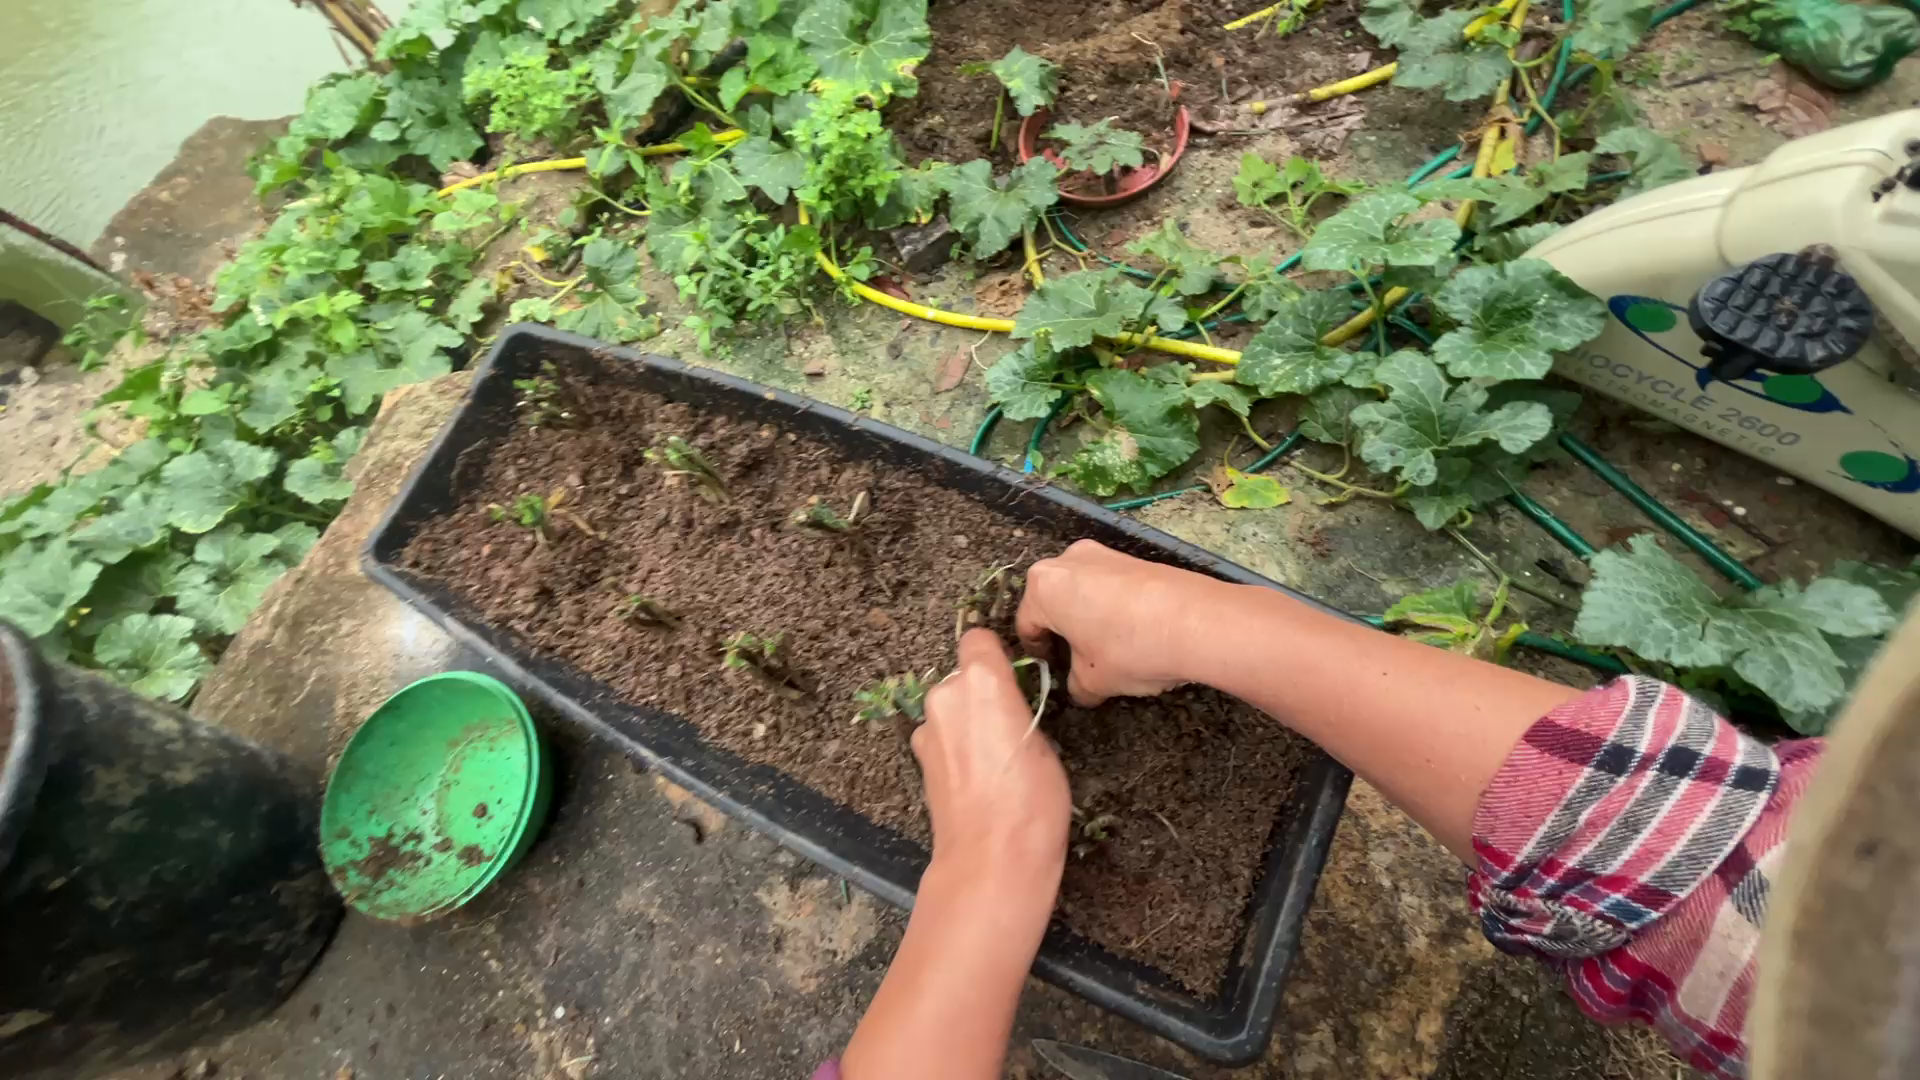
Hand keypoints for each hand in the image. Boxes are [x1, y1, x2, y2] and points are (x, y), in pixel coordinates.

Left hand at [913, 630, 1070, 883]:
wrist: (992, 858)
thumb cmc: (1033, 800)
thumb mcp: (1043, 741)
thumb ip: (1018, 708)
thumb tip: (1008, 707)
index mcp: (982, 681)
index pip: (978, 639)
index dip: (994, 655)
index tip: (1012, 677)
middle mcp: (946, 694)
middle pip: (963, 676)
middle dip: (981, 693)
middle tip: (1008, 727)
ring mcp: (927, 727)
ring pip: (950, 707)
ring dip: (966, 720)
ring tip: (993, 760)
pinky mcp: (918, 757)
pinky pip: (940, 735)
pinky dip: (954, 746)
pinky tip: (974, 777)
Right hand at [1015, 539, 1224, 705]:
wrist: (1198, 621)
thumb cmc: (1130, 648)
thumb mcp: (1094, 680)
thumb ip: (1076, 685)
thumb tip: (1079, 688)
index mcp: (1043, 586)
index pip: (1026, 624)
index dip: (1036, 653)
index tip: (1051, 669)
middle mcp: (1066, 560)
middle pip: (1052, 601)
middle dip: (1062, 631)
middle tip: (1079, 660)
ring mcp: (1101, 553)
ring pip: (1081, 591)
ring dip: (1087, 618)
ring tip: (1109, 648)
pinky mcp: (1131, 557)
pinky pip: (1108, 584)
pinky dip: (1112, 606)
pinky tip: (1132, 631)